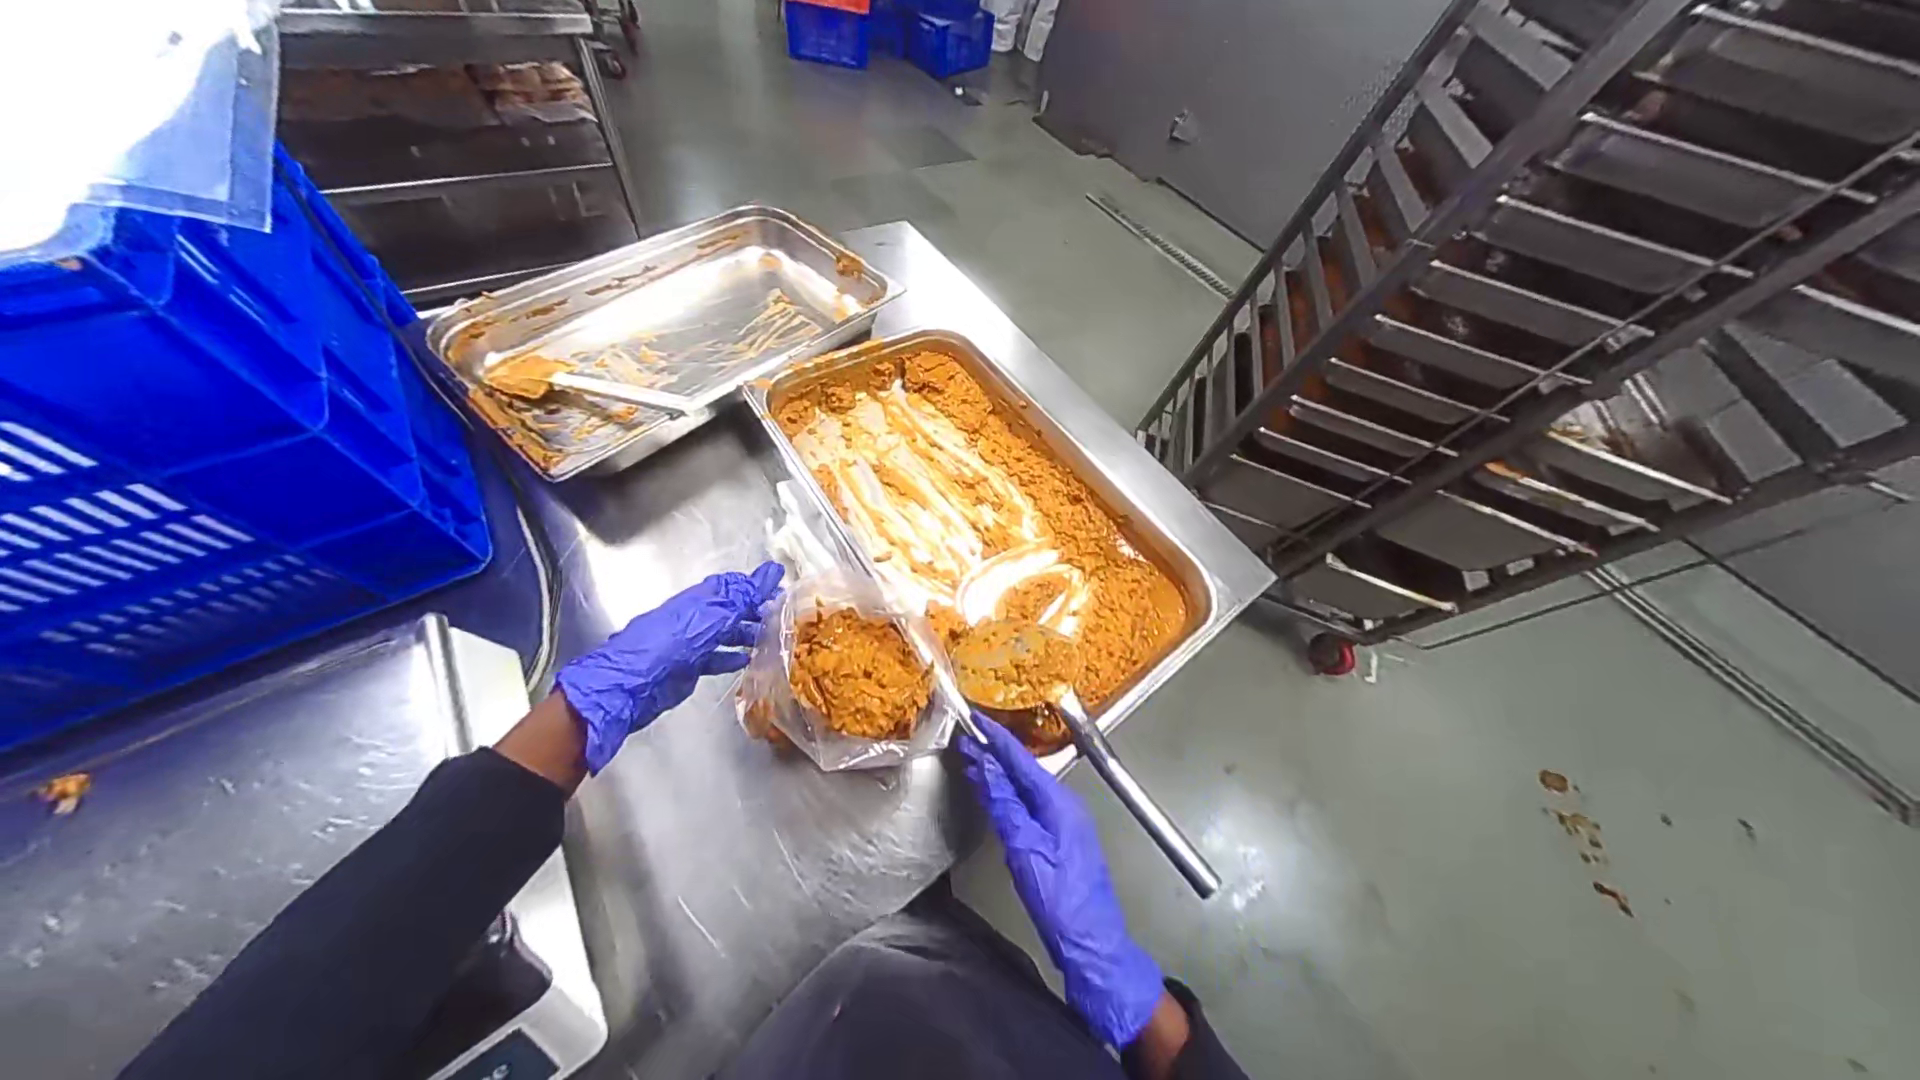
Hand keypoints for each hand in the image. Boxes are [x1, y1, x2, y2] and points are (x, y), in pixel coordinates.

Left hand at [557, 561, 783, 772]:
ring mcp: (690, 644)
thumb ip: (742, 597)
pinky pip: (716, 658)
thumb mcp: (711, 617)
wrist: (631, 685)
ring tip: (769, 639)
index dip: (756, 585)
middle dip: (755, 612)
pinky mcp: (688, 668)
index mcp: (699, 600)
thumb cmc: (671, 644)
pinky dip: (731, 658)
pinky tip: (745, 661)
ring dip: (747, 635)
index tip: (781, 587)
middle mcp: (696, 618)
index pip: (733, 586)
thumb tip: (771, 571)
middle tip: (781, 617)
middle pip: (730, 610)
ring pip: (725, 634)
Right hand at [956, 713, 1163, 1046]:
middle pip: (1024, 769)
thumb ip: (1004, 805)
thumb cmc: (1061, 902)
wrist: (1093, 946)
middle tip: (967, 739)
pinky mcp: (1060, 839)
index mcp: (1059, 801)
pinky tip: (994, 796)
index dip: (996, 737)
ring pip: (1026, 787)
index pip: (1021, 758)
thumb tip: (985, 767)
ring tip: (973, 762)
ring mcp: (1065, 822)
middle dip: (995, 754)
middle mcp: (1065, 805)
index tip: (976, 718)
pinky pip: (1030, 804)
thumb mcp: (1025, 849)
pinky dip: (1008, 795)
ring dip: (1000, 775)